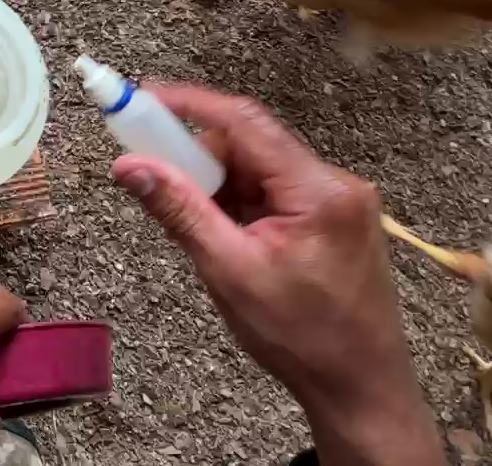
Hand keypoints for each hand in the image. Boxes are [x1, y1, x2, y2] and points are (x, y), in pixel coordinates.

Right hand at [110, 84, 443, 465]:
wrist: (364, 395)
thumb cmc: (302, 339)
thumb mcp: (228, 270)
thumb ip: (178, 208)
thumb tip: (127, 164)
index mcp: (319, 191)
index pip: (244, 121)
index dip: (188, 102)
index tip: (141, 96)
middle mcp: (334, 183)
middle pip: (246, 142)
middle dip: (197, 155)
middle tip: (155, 174)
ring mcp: (334, 199)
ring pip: (253, 164)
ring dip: (215, 182)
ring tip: (199, 225)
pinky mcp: (327, 216)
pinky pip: (266, 186)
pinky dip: (233, 199)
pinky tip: (223, 232)